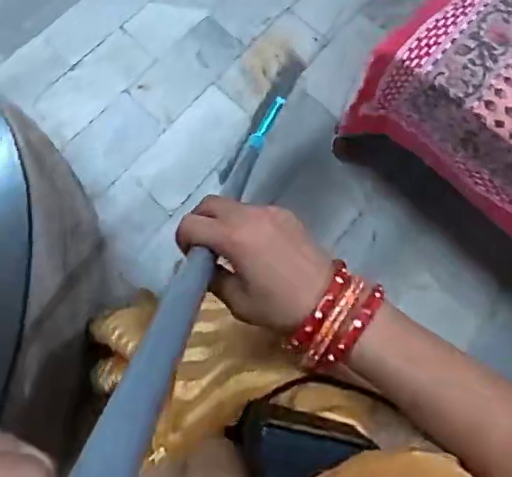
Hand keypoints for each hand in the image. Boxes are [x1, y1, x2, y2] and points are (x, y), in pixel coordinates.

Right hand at [174, 196, 334, 332]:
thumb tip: (202, 267)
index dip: (183, 239)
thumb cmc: (279, 306)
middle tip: (204, 247)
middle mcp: (248, 215)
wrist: (328, 300)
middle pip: (209, 203)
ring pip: (232, 205)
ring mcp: (268, 210)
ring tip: (231, 248)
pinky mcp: (283, 212)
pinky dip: (244, 222)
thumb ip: (213, 279)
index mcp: (232, 236)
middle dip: (200, 221)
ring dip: (222, 220)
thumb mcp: (238, 302)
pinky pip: (253, 210)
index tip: (190, 257)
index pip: (192, 223)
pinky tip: (256, 247)